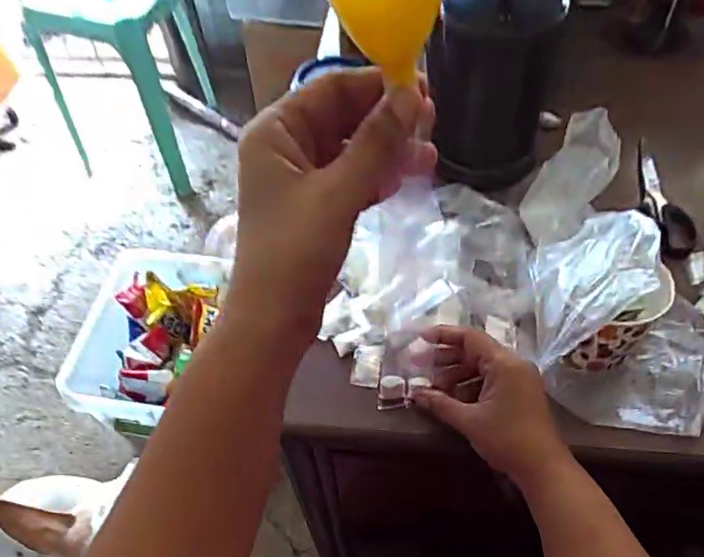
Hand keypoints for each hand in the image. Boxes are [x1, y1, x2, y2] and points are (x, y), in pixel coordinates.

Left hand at [229, 69, 435, 338]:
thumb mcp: (338, 194)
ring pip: (347, 153)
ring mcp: (296, 183)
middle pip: (341, 119)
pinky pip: (346, 183)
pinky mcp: (310, 213)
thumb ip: (376, 144)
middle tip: (431, 124)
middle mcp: (282, 150)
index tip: (422, 90)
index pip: (332, 89)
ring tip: (429, 157)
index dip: (377, 86)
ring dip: (385, 153)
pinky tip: (404, 180)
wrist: (272, 322)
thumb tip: (411, 96)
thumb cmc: (295, 255)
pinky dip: (373, 180)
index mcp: (275, 132)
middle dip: (385, 121)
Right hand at [412, 326, 574, 488]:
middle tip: (419, 366)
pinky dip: (470, 386)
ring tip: (432, 387)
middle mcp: (514, 365)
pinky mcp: (520, 394)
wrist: (542, 466)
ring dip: (456, 375)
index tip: (420, 339)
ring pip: (482, 368)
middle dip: (446, 359)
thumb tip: (416, 393)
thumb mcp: (469, 421)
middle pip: (475, 352)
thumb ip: (441, 404)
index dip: (443, 335)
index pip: (470, 338)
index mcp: (504, 363)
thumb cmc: (507, 439)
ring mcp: (519, 380)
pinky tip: (451, 399)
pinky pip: (491, 381)